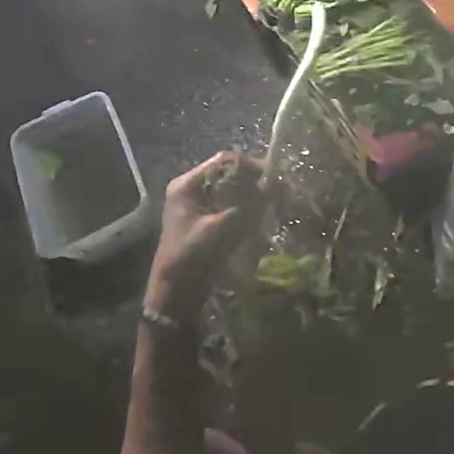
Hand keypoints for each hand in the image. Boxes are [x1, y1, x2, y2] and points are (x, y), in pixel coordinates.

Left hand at [145, 152, 263, 321]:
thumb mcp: (217, 230)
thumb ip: (245, 207)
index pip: (223, 162)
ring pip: (233, 188)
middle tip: (278, 190)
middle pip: (229, 173)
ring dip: (253, 193)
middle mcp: (193, 188)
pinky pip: (232, 203)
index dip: (250, 166)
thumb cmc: (190, 258)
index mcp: (187, 185)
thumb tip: (272, 189)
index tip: (273, 176)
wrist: (175, 291)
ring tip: (273, 201)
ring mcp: (200, 203)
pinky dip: (247, 207)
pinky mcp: (208, 217)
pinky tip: (262, 214)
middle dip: (254, 180)